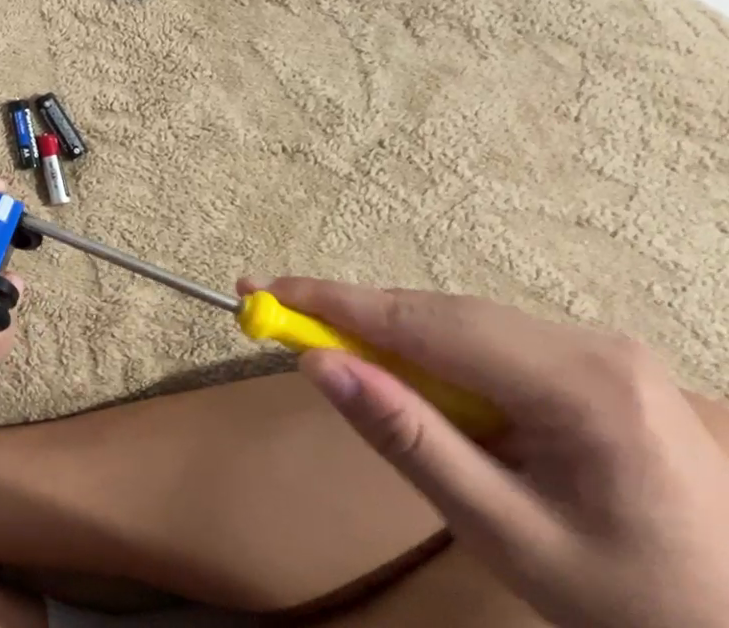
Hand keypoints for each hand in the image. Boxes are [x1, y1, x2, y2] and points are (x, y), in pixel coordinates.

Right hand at [264, 277, 728, 627]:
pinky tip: (405, 380)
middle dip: (350, 314)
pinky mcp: (601, 369)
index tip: (257, 289)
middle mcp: (597, 348)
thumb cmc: (629, 596)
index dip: (331, 303)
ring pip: (461, 323)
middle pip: (440, 313)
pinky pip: (490, 343)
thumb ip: (409, 440)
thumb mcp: (502, 530)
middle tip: (271, 313)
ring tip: (324, 348)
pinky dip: (430, 353)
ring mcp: (605, 354)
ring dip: (388, 336)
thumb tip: (318, 365)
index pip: (424, 323)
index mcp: (583, 386)